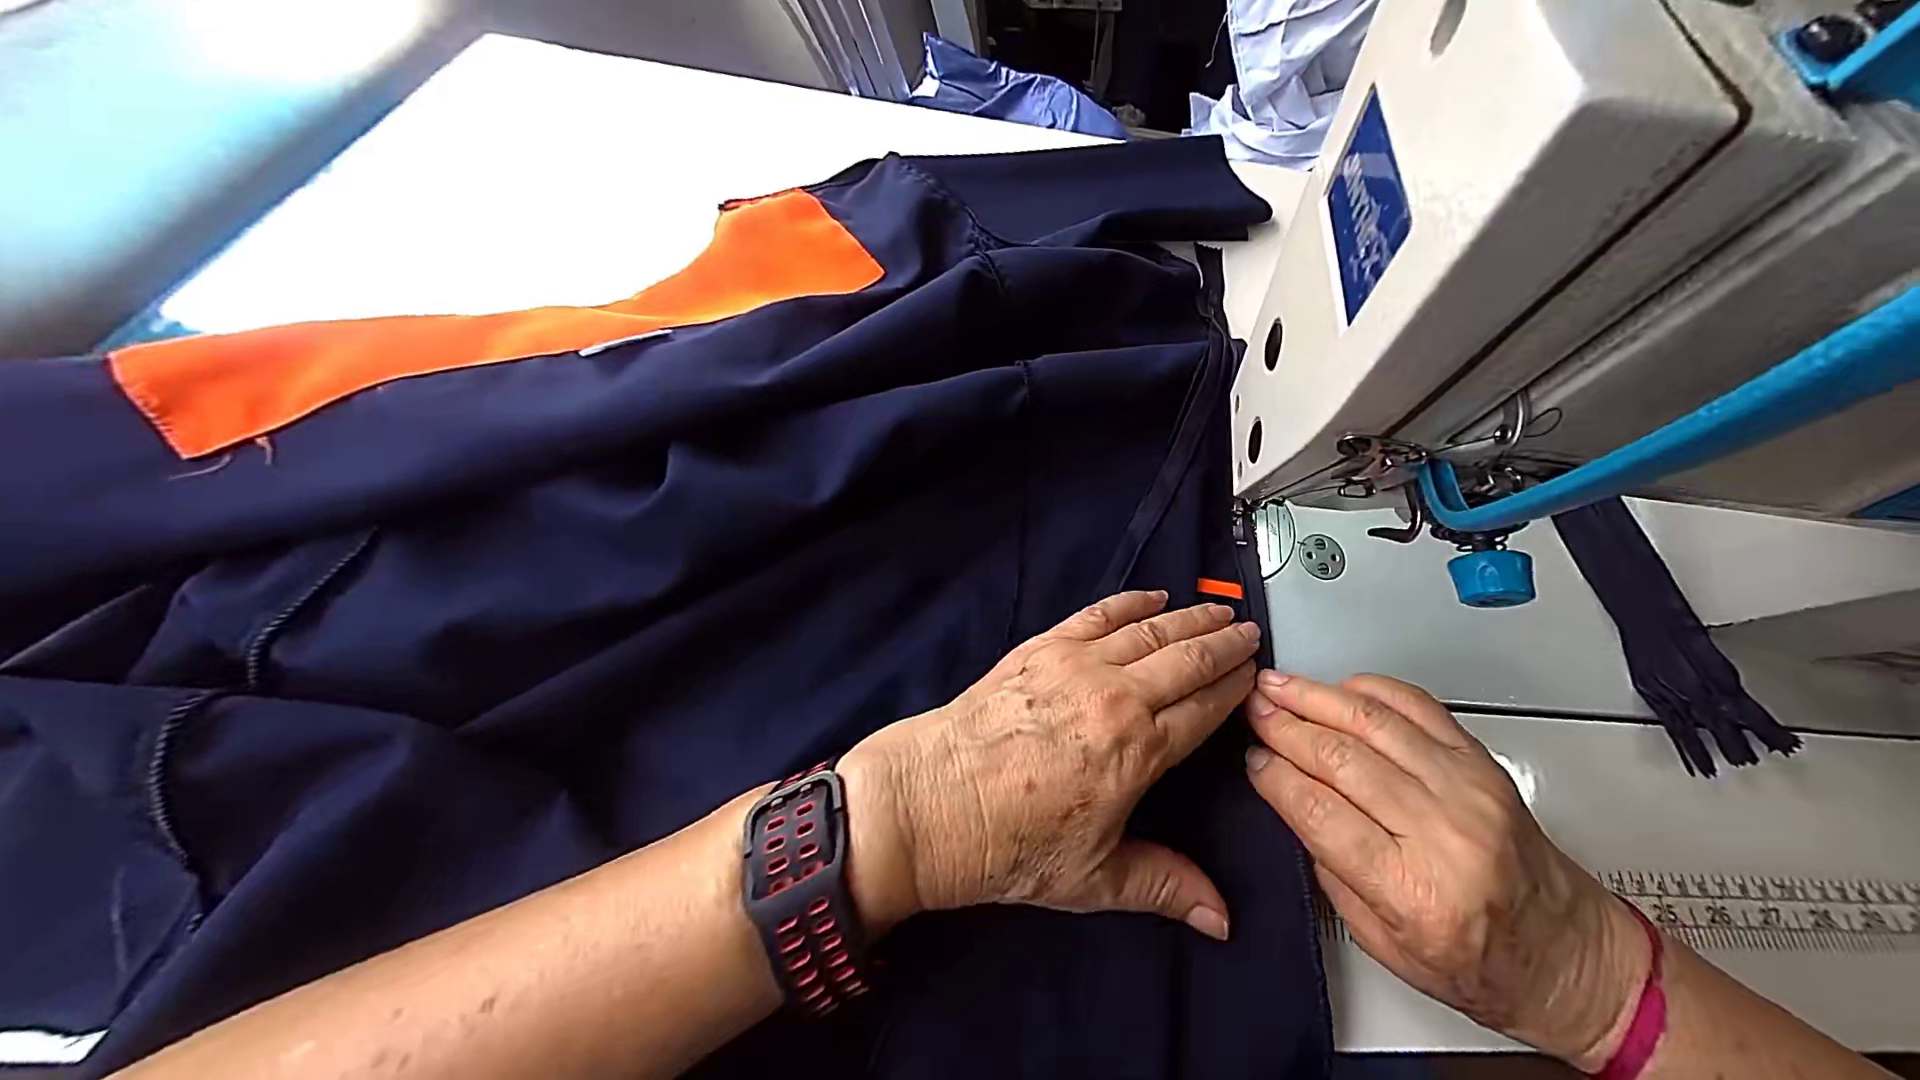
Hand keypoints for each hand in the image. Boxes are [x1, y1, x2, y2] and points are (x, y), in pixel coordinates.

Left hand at [838, 591, 1259, 941]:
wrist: (928, 801)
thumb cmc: (1009, 844)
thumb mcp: (1093, 878)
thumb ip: (1164, 887)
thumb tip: (1223, 921)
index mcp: (1136, 749)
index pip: (1204, 708)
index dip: (1235, 689)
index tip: (1257, 676)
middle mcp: (1113, 695)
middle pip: (1185, 660)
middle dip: (1223, 645)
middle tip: (1249, 632)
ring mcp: (1073, 664)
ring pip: (1147, 631)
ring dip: (1186, 618)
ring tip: (1216, 610)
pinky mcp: (1038, 648)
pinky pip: (1095, 615)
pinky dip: (1127, 603)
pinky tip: (1150, 597)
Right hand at [1242, 671, 1649, 1070]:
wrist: (1569, 956)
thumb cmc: (1475, 961)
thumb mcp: (1379, 939)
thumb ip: (1328, 862)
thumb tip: (1287, 789)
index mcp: (1414, 890)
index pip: (1318, 810)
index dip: (1273, 774)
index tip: (1249, 756)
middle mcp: (1445, 833)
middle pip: (1340, 757)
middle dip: (1284, 725)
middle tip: (1251, 706)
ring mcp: (1470, 790)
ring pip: (1373, 722)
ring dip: (1314, 696)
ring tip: (1277, 684)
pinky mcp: (1484, 764)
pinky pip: (1419, 706)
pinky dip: (1371, 688)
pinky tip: (1337, 686)